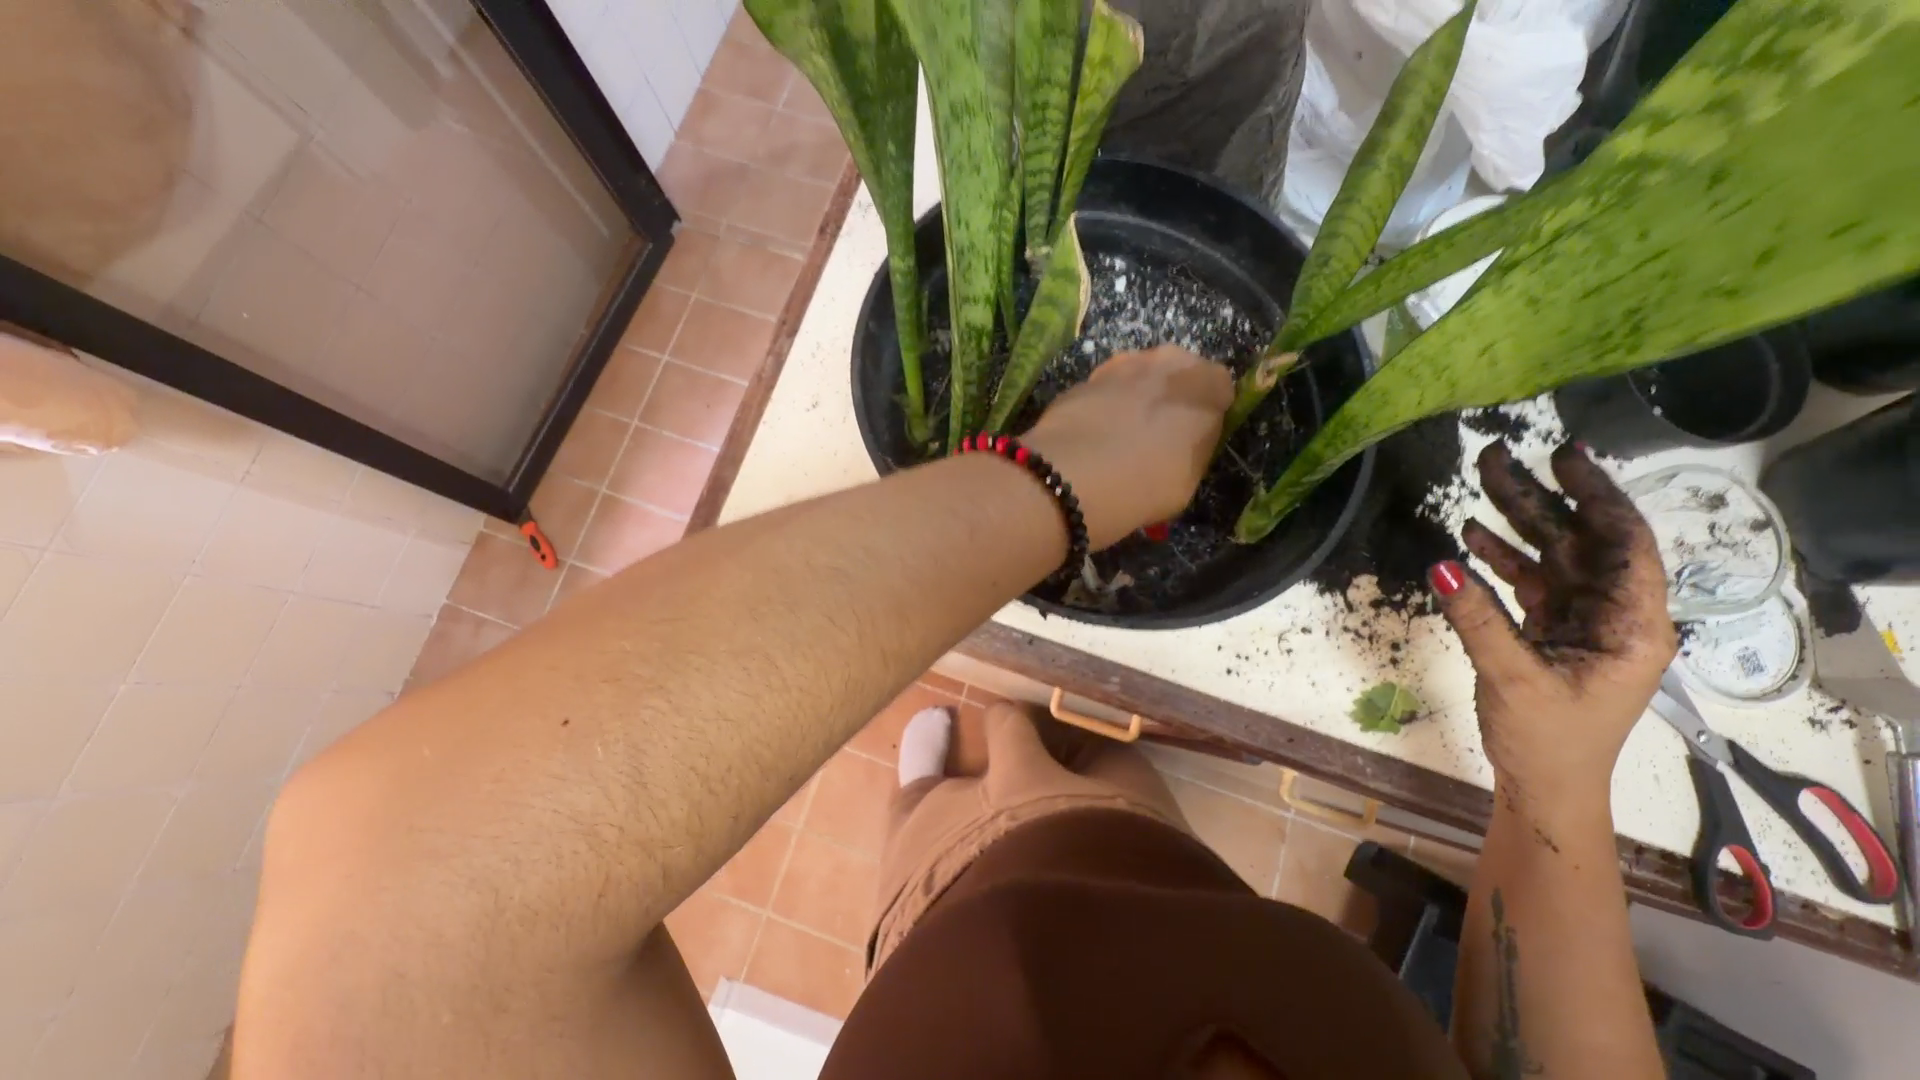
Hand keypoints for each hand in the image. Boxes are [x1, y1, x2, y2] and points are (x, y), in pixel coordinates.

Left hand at [1020, 346, 1232, 549]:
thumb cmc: (1148, 483)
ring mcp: (1120, 365)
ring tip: (1120, 436)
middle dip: (1170, 395)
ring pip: (1136, 377)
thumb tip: (1185, 438)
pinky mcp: (1082, 380)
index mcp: (1204, 384)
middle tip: (1157, 433)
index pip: (1220, 386)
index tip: (1195, 434)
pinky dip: (1100, 408)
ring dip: (1133, 397)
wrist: (1075, 476)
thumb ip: (1194, 446)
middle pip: (1177, 372)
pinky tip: (1090, 438)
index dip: (1208, 409)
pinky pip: (1102, 391)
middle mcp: (1166, 362)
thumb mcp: (1190, 477)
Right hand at [1430, 442, 1676, 816]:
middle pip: (1580, 541)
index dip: (1597, 496)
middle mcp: (1612, 614)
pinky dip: (1501, 558)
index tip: (1564, 457)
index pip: (1624, 544)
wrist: (1544, 788)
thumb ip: (1478, 618)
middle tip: (1501, 455)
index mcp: (1632, 624)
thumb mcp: (1514, 678)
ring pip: (1551, 556)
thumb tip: (1440, 563)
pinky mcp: (1549, 632)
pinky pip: (1528, 582)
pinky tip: (1471, 537)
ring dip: (1515, 522)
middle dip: (1542, 498)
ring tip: (1479, 481)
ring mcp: (1579, 621)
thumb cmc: (1549, 740)